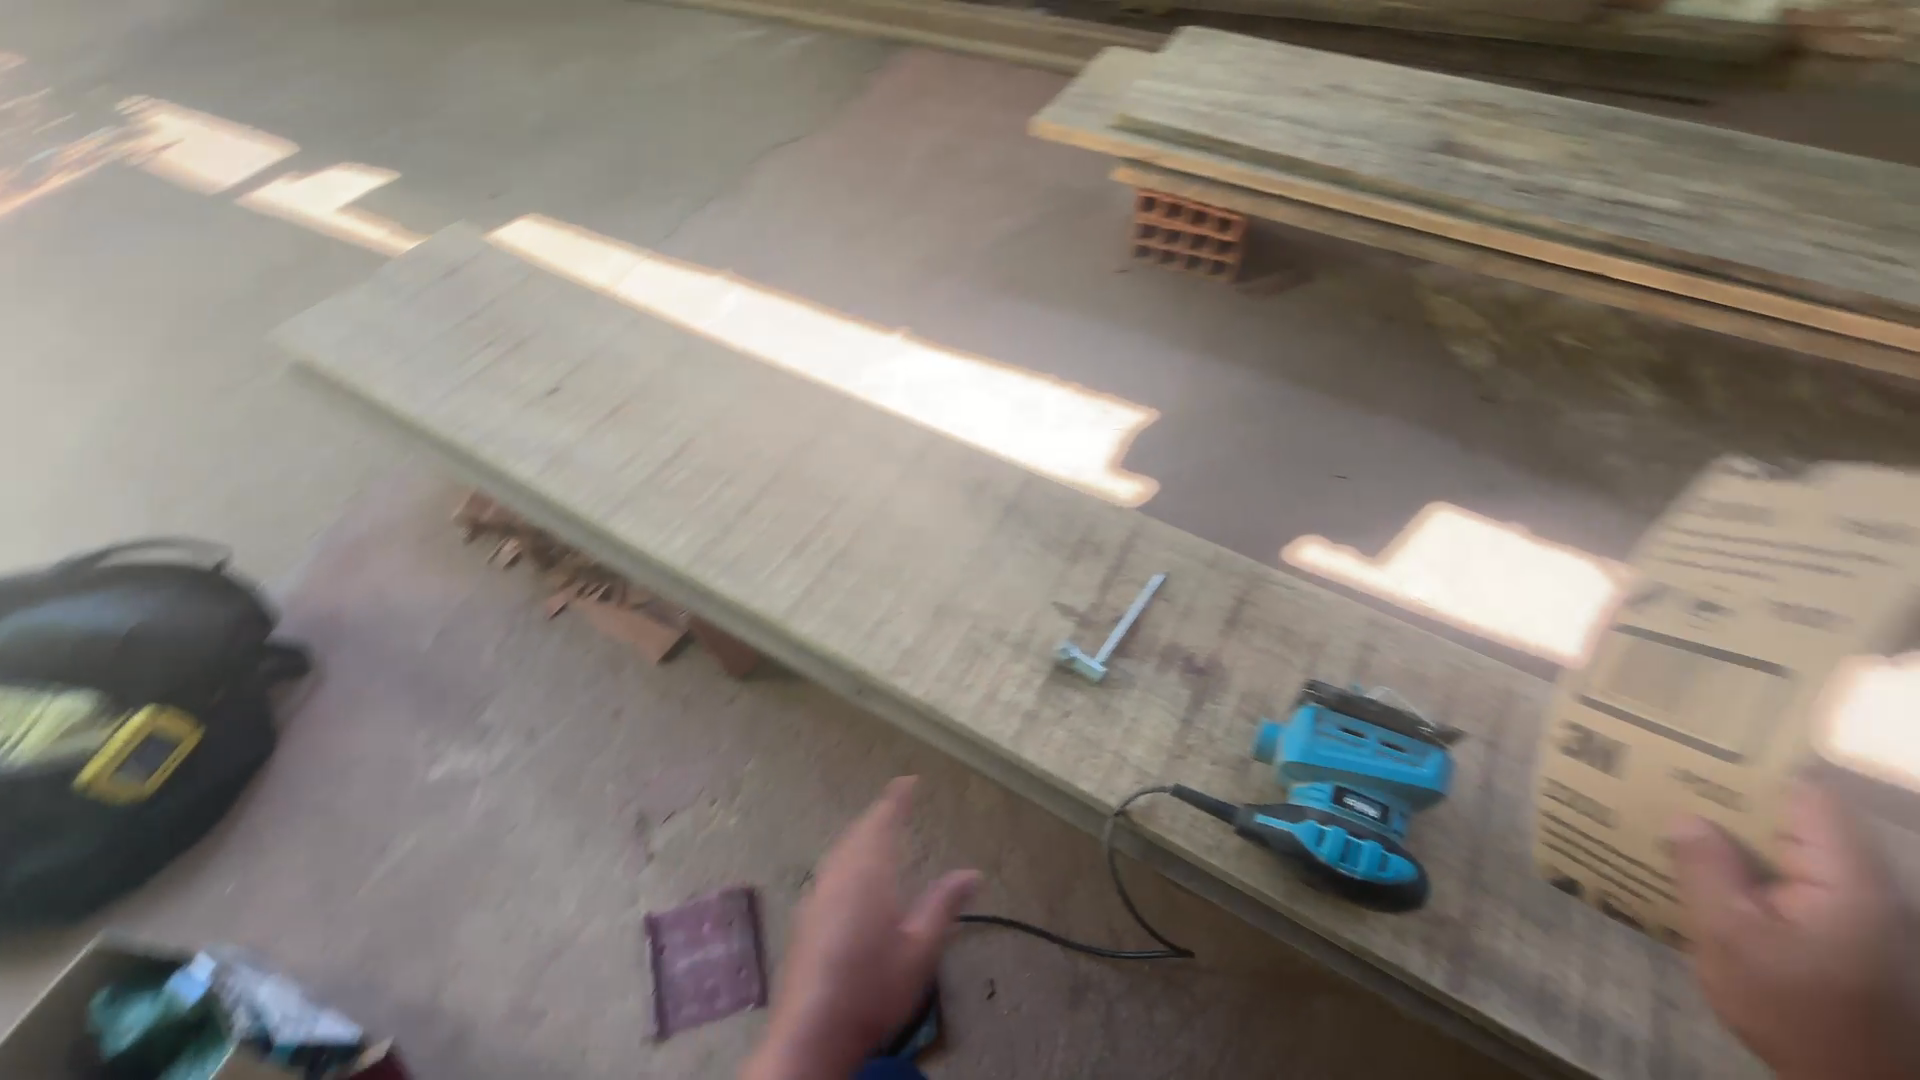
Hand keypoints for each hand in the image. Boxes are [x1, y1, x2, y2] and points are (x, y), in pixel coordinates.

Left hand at [743, 777, 980, 1079]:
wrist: (812, 1031)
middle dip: (878, 816)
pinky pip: (830, 870)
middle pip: (858, 832)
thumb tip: (972, 872)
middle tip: (897, 804)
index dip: (897, 799)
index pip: (883, 821)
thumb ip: (944, 904)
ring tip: (878, 834)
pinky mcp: (805, 917)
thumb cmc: (873, 985)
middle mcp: (838, 874)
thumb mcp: (921, 948)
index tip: (909, 781)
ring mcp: (816, 895)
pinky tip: (853, 877)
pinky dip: (847, 858)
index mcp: (869, 872)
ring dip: (861, 836)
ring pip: (840, 851)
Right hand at [1670, 779, 1916, 1079]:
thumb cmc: (1788, 1007)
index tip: (1692, 751)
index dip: (1750, 768)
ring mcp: (1861, 907)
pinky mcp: (1848, 928)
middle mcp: (1867, 883)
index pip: (1807, 795)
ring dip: (1739, 831)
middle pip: (1801, 815)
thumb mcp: (1729, 938)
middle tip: (1667, 779)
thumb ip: (1707, 870)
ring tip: (1677, 815)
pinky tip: (1707, 866)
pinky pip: (1797, 873)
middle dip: (1733, 797)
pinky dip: (1753, 862)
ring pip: (1796, 844)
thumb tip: (1686, 818)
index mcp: (1847, 878)